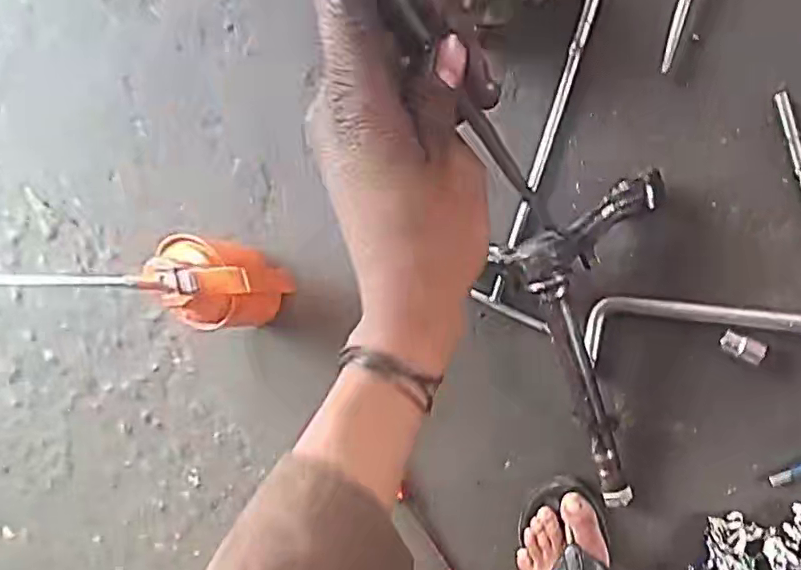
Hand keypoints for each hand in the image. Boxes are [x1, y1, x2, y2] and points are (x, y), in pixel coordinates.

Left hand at [308, 0, 488, 376]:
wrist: (408, 307)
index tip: (431, 22)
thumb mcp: (453, 163)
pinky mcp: (346, 160)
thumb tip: (445, 54)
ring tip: (463, 108)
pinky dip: (405, 103)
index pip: (351, 7)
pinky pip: (370, 107)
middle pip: (366, 34)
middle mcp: (332, 112)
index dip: (399, 9)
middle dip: (422, 39)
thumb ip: (443, 95)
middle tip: (468, 71)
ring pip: (372, 71)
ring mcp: (335, 137)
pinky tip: (440, 127)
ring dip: (418, 74)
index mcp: (355, 100)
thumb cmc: (428, 252)